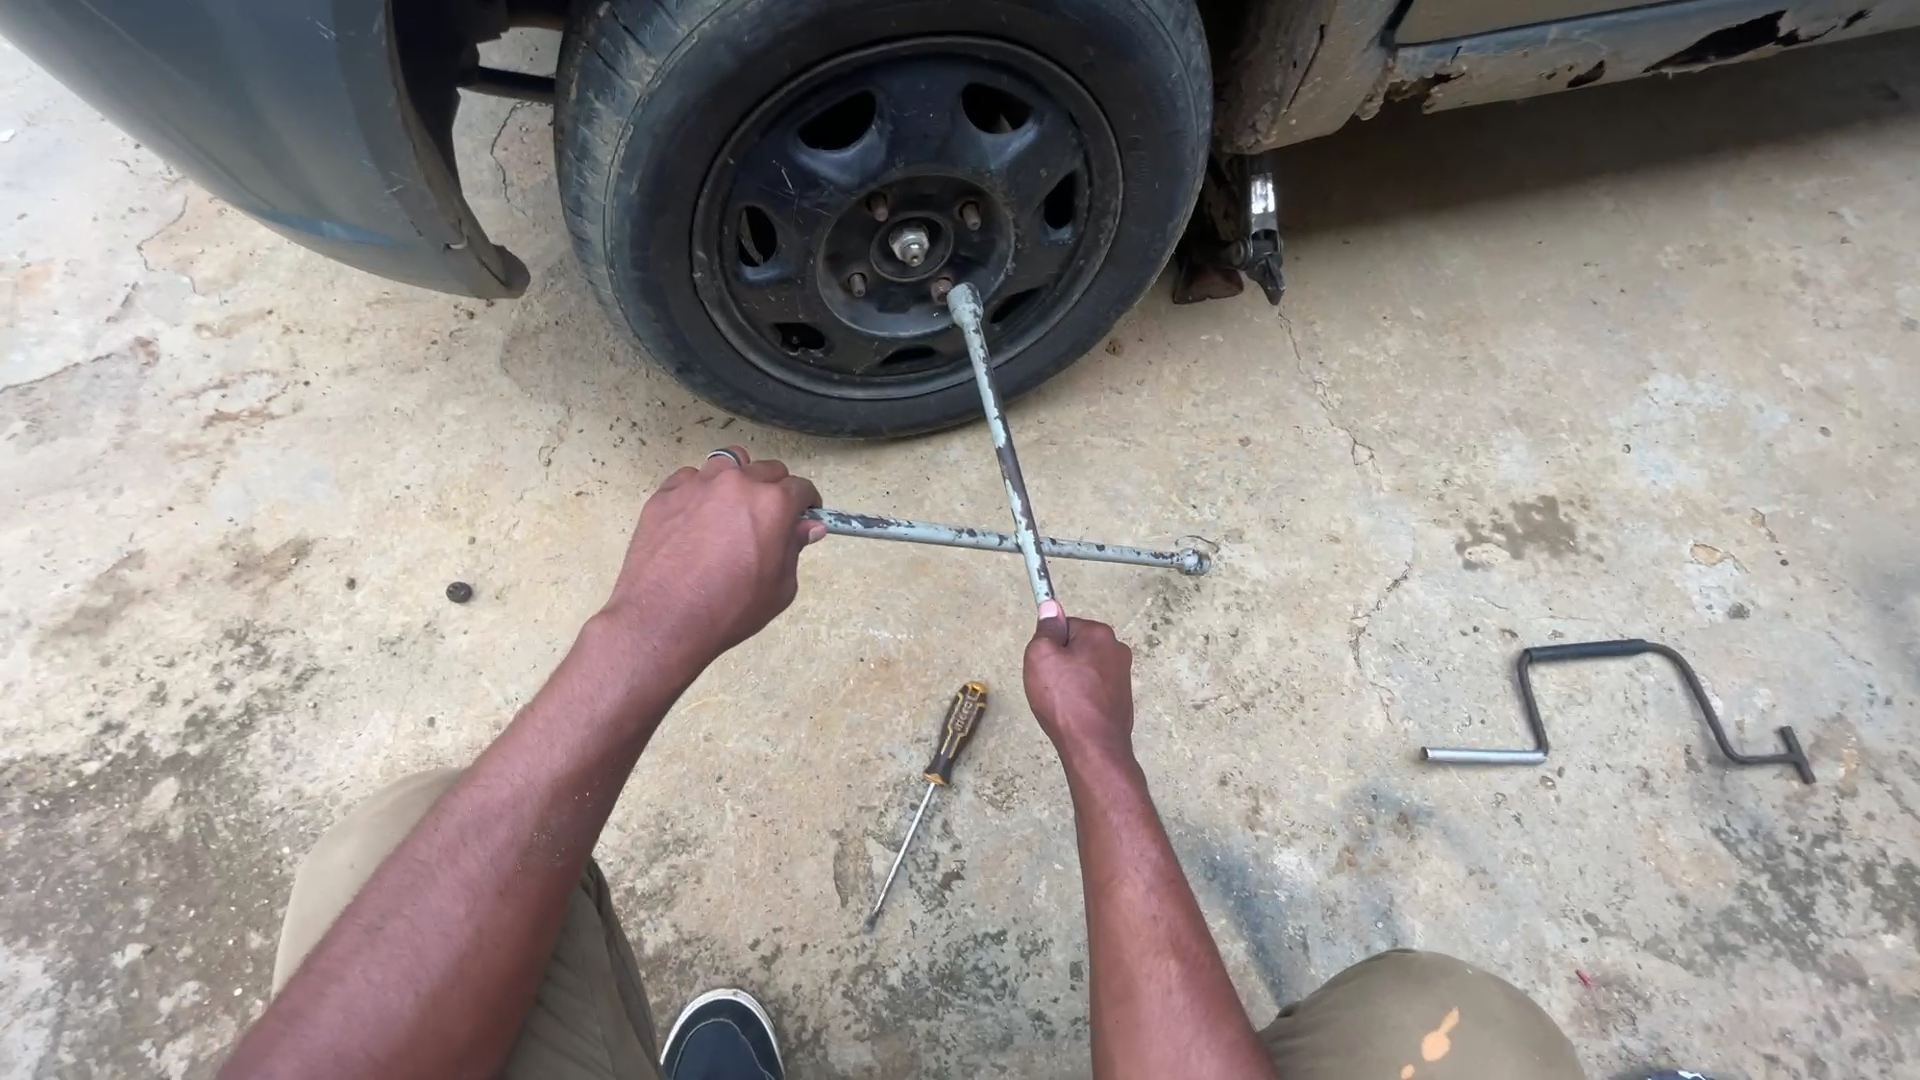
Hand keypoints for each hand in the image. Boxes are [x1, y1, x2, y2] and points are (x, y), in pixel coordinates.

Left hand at [603, 447, 823, 667]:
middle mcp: (737, 484)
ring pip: (728, 463)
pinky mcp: (666, 494)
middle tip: (770, 517)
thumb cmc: (729, 608)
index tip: (804, 516)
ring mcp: (698, 484)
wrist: (665, 619)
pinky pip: (691, 478)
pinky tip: (698, 517)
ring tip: (732, 508)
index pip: (801, 488)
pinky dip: (701, 490)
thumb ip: (795, 548)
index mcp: (772, 503)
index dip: (807, 503)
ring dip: (738, 480)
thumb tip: (808, 528)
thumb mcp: (780, 587)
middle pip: (767, 469)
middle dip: (775, 489)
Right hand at [1023, 617, 1134, 764]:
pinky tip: (1072, 714)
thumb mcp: (1041, 656)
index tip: (1043, 664)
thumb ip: (1046, 629)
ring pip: (1083, 670)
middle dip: (1059, 664)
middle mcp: (1117, 650)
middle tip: (1049, 685)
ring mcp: (1122, 677)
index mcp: (1100, 634)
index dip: (1048, 645)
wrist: (1093, 747)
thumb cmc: (1065, 700)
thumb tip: (1050, 607)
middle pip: (1076, 647)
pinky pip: (1092, 690)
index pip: (1064, 626)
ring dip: (1069, 682)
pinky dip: (1080, 698)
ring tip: (1060, 703)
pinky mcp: (1121, 699)